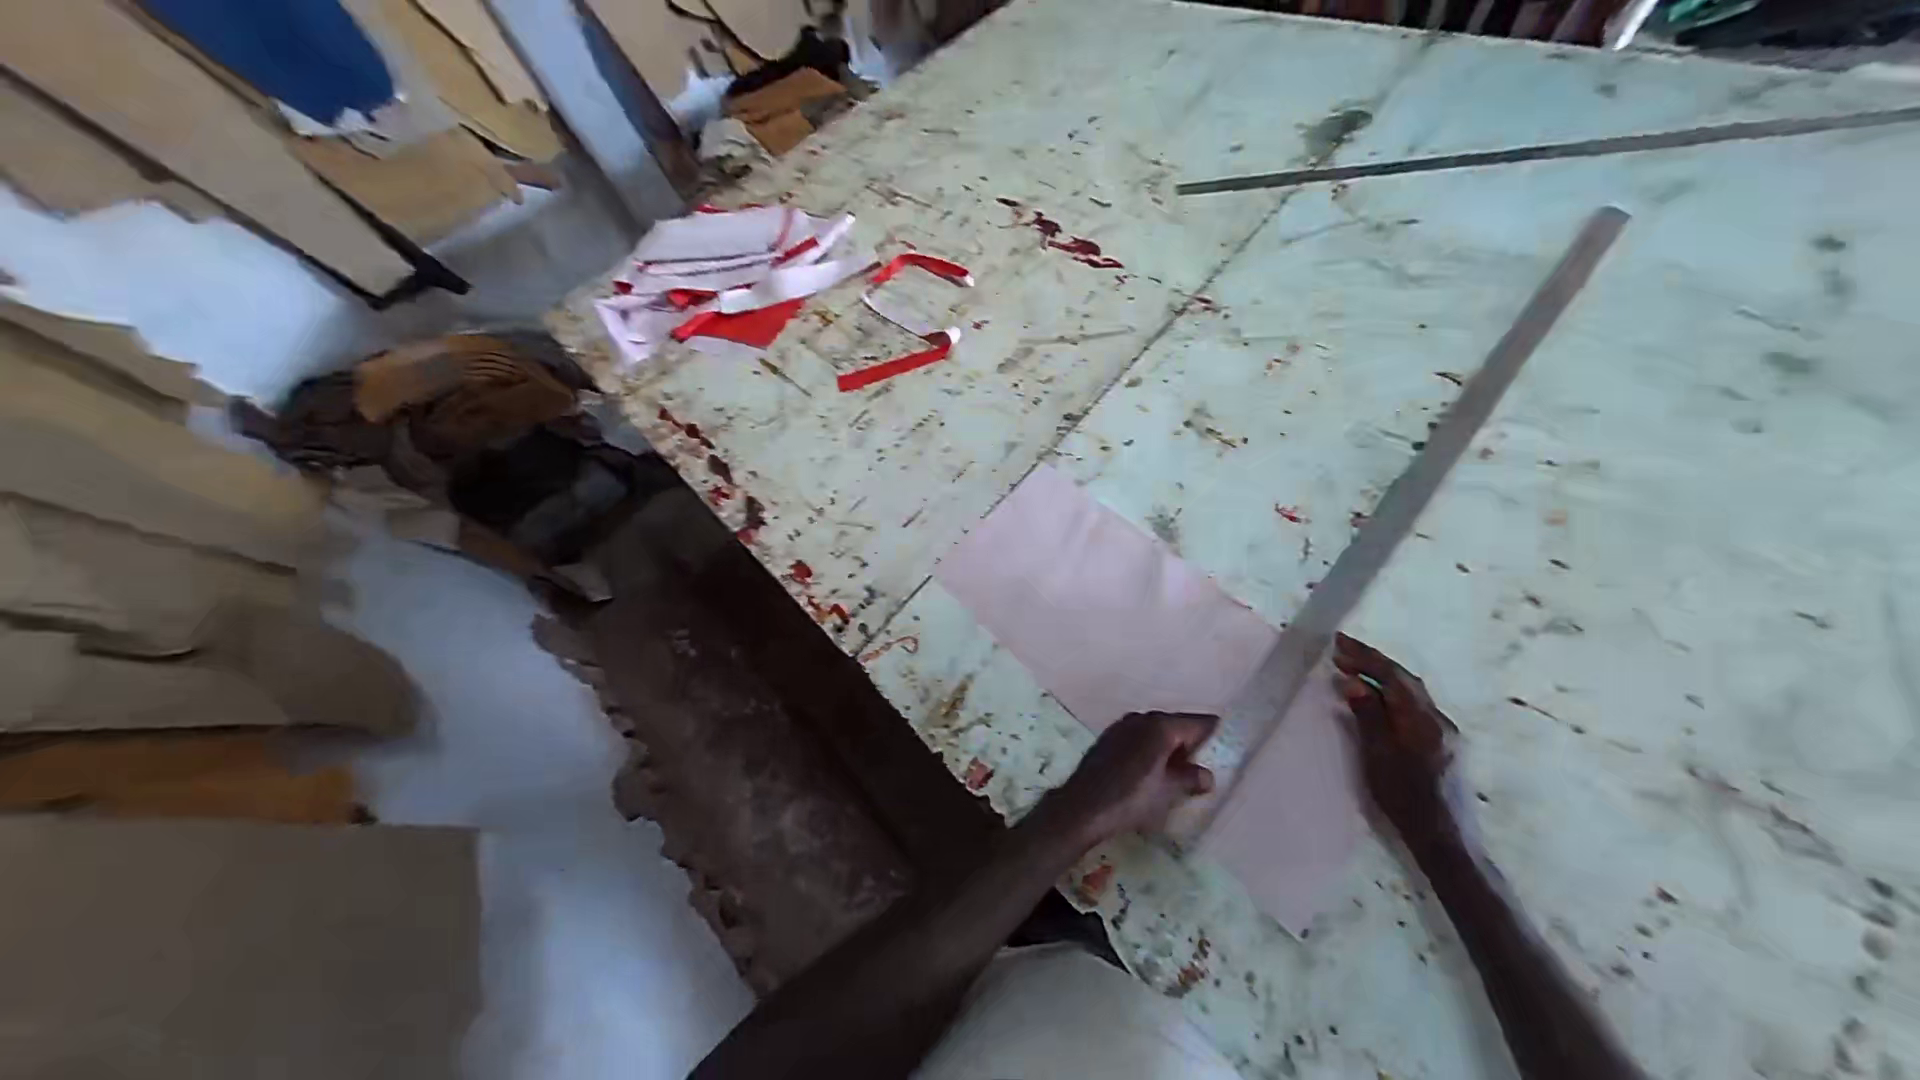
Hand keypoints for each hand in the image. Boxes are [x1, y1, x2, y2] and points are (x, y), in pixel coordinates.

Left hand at [1040, 712, 1217, 845]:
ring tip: (1179, 777)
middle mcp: (1141, 718)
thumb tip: (1206, 776)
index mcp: (1160, 726)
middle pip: (1177, 726)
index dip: (1216, 736)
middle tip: (1204, 771)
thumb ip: (1190, 779)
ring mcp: (1122, 726)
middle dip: (1191, 746)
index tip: (1228, 751)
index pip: (1200, 723)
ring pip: (1157, 733)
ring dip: (1170, 750)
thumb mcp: (1168, 792)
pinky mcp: (1109, 739)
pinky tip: (1152, 775)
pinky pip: (1139, 740)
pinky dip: (1151, 752)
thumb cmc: (1130, 798)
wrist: (1082, 807)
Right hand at [1333, 633, 1458, 849]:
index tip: (1338, 642)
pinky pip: (1413, 707)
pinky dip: (1391, 694)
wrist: (1445, 839)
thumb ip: (1368, 716)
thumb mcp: (1378, 756)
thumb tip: (1353, 681)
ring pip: (1410, 693)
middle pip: (1405, 680)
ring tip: (1351, 669)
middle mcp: (1439, 719)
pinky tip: (1374, 698)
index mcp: (1424, 719)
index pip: (1393, 676)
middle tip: (1340, 651)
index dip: (1365, 656)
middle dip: (1372, 662)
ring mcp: (1444, 732)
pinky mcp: (1442, 744)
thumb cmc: (1405, 798)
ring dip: (1381, 677)